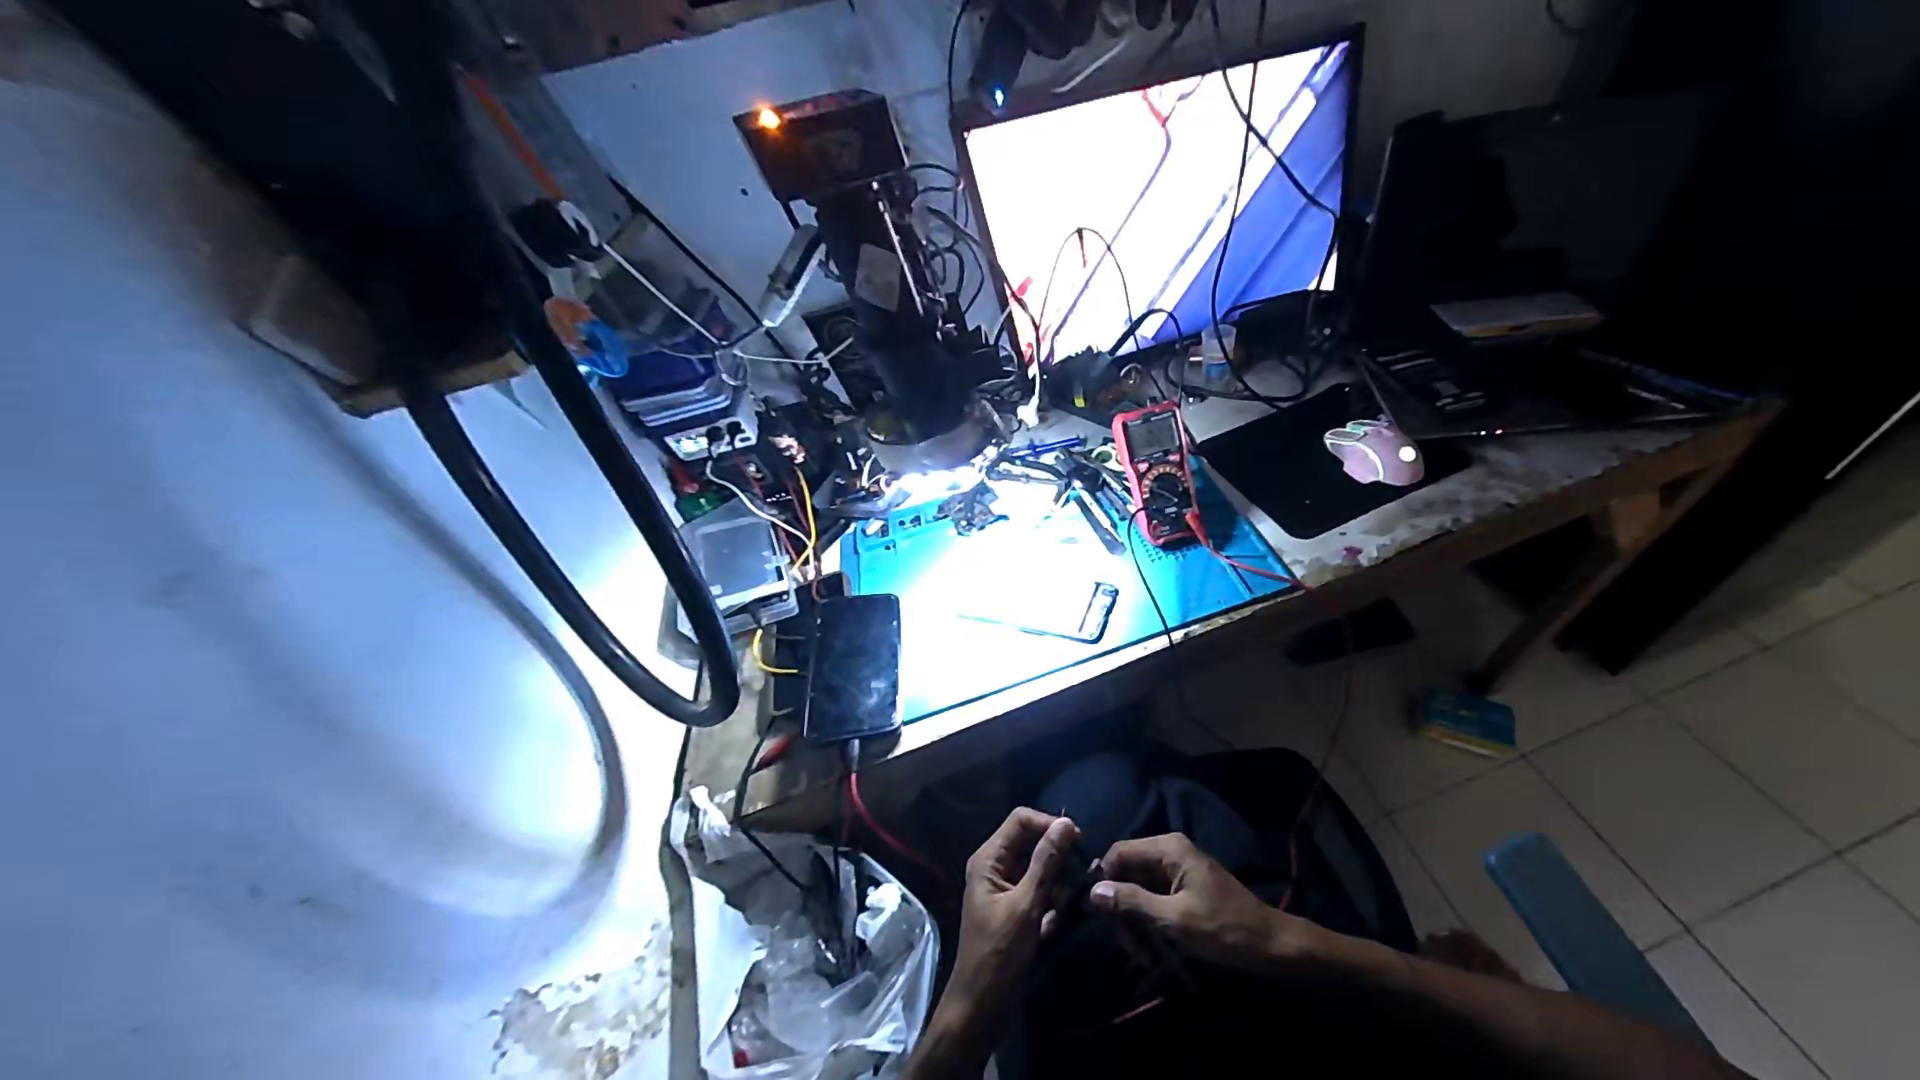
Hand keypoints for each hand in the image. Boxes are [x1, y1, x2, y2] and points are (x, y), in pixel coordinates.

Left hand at [949, 808, 1079, 1004]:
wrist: (982, 1006)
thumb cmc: (999, 954)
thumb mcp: (1026, 905)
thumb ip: (1046, 862)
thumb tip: (1066, 823)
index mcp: (988, 859)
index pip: (1020, 820)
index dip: (1049, 824)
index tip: (1079, 841)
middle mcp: (995, 867)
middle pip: (1032, 842)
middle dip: (1058, 855)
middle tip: (1082, 874)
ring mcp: (1005, 888)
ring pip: (1039, 867)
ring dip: (1059, 880)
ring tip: (1072, 900)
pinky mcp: (1016, 908)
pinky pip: (1040, 890)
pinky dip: (1054, 899)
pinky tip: (1062, 917)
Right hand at [1089, 832, 1321, 974]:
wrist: (1272, 946)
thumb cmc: (1224, 929)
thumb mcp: (1174, 919)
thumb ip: (1132, 902)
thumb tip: (1091, 893)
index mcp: (1167, 848)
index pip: (1117, 853)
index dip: (1104, 881)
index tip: (1100, 915)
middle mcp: (1168, 851)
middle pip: (1126, 872)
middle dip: (1122, 908)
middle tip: (1130, 945)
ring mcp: (1176, 869)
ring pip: (1137, 888)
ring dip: (1134, 919)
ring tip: (1143, 952)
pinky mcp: (1182, 887)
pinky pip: (1152, 897)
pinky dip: (1148, 920)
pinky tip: (1152, 946)